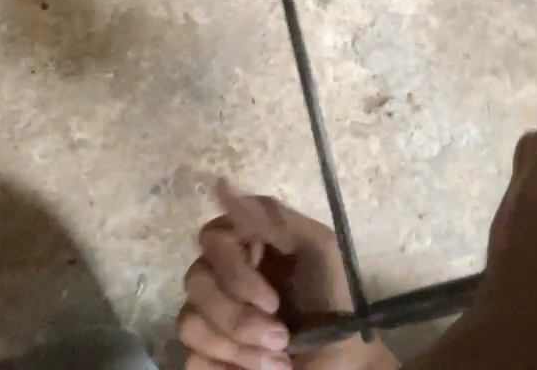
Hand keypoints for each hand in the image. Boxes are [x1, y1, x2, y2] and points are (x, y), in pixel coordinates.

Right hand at [178, 181, 397, 369]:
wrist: (345, 359)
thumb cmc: (334, 297)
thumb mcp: (318, 247)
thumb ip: (273, 216)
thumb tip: (220, 183)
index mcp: (241, 241)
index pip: (211, 241)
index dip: (236, 275)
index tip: (273, 302)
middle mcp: (217, 273)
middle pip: (195, 283)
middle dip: (239, 319)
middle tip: (281, 338)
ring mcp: (208, 315)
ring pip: (190, 324)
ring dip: (238, 350)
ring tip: (279, 362)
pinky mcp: (208, 355)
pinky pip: (192, 361)